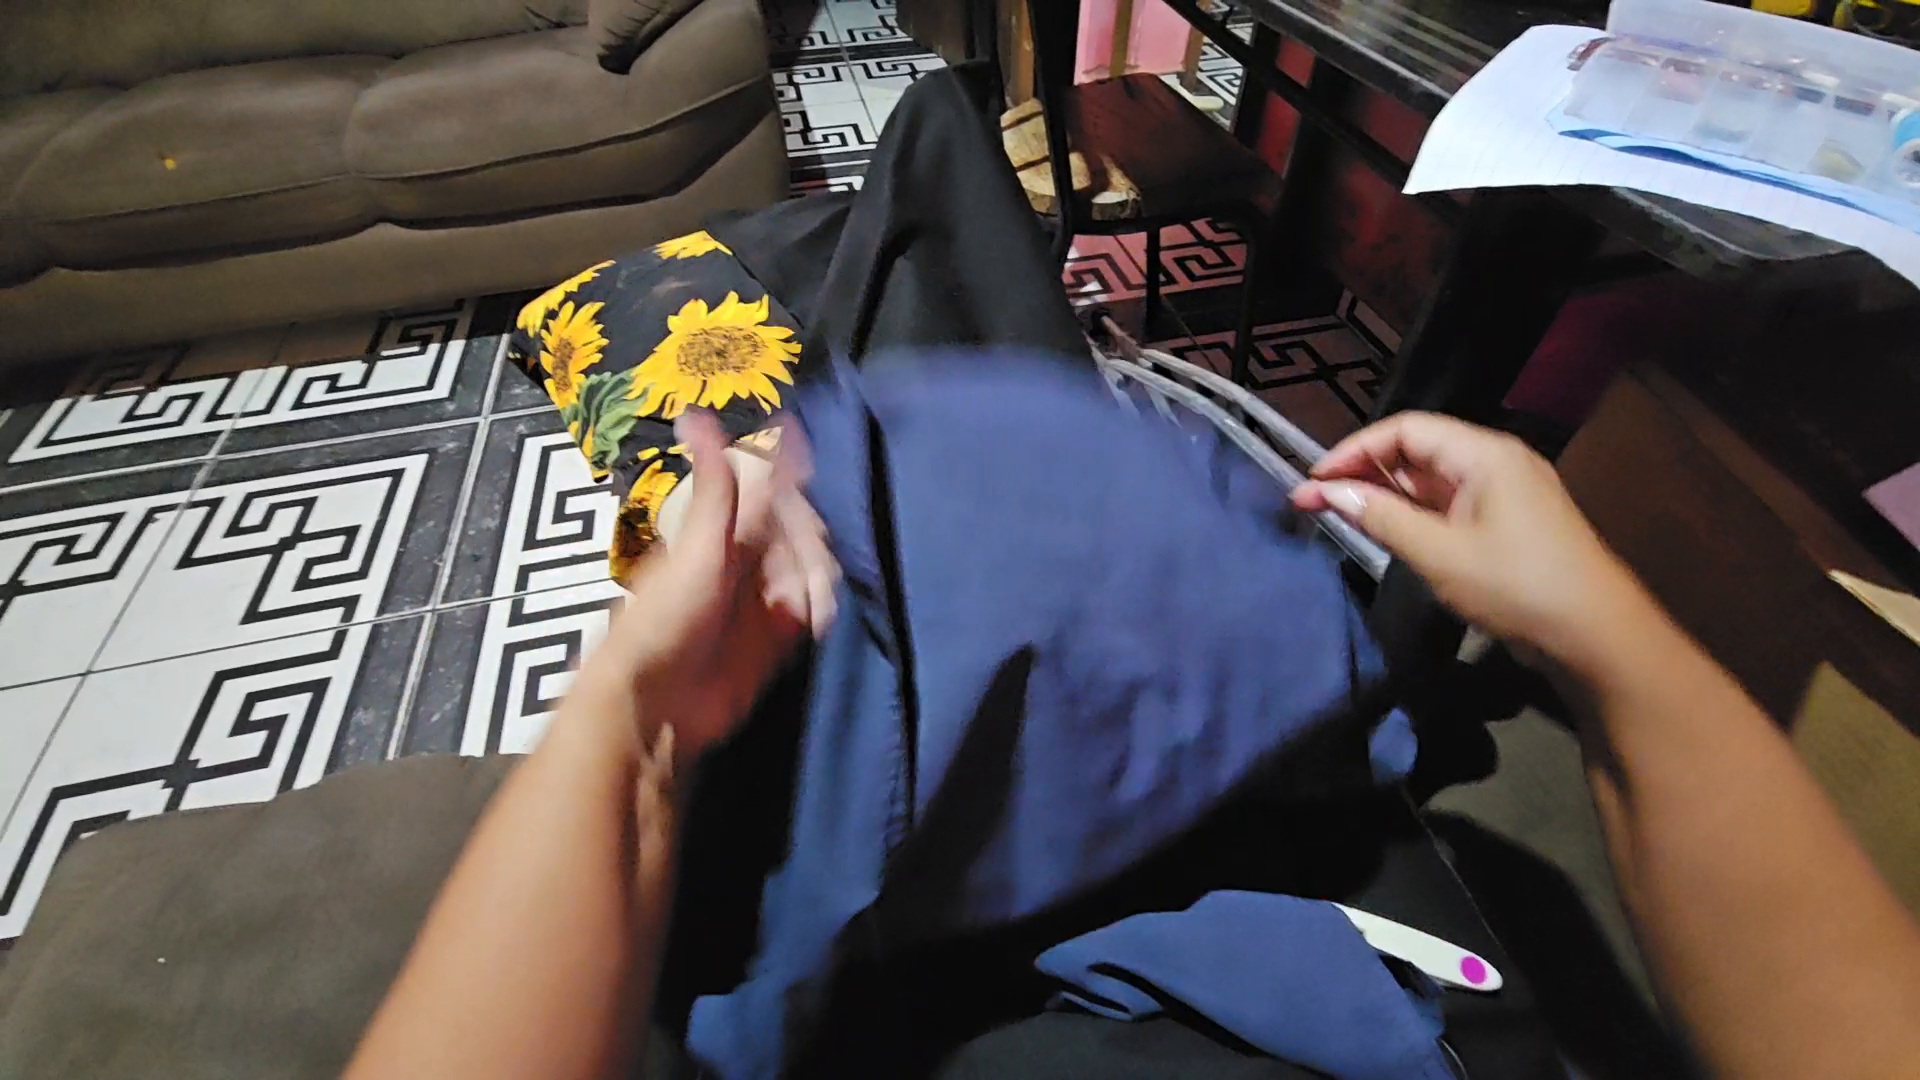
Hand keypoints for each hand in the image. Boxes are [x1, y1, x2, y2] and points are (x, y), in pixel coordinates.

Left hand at [568, 411, 838, 765]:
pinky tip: (812, 623)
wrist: (657, 704)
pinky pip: (812, 608)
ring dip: (816, 585)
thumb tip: (697, 412)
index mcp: (725, 527)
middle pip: (802, 531)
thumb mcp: (697, 549)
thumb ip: (716, 488)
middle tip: (804, 577)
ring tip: (804, 611)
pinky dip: (818, 612)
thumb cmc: (665, 619)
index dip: (798, 492)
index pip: (776, 491)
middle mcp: (748, 553)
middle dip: (812, 550)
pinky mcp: (776, 631)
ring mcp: (764, 592)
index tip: (809, 507)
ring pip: (812, 568)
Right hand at [1292, 412, 1651, 670]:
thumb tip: (1328, 493)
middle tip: (1311, 500)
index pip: (1404, 430)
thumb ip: (1379, 516)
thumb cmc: (1516, 585)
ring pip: (1423, 479)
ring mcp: (1498, 492)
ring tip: (1333, 512)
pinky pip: (1440, 503)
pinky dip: (1404, 511)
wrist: (1596, 637)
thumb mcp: (1437, 552)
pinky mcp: (1498, 521)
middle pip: (1412, 450)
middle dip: (1359, 472)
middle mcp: (1492, 462)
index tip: (1314, 480)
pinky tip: (1376, 526)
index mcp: (1484, 455)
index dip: (1353, 450)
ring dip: (1378, 493)